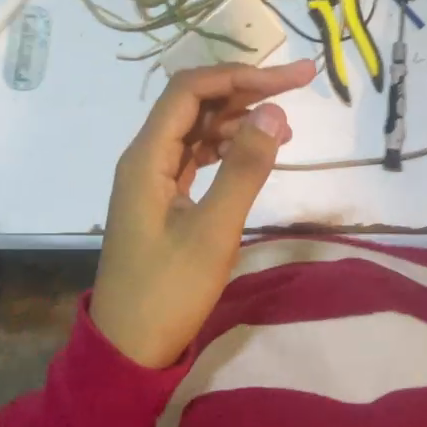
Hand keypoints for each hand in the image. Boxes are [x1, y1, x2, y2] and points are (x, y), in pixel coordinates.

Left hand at [91, 59, 317, 367]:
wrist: (127, 351)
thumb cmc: (166, 292)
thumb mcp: (213, 232)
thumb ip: (244, 168)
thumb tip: (274, 110)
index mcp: (147, 156)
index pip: (192, 90)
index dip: (240, 76)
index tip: (288, 81)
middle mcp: (146, 156)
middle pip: (196, 102)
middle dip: (246, 88)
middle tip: (299, 84)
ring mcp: (153, 177)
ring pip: (198, 127)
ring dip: (240, 117)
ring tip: (287, 124)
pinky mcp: (164, 198)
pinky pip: (198, 154)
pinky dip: (229, 146)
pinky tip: (259, 150)